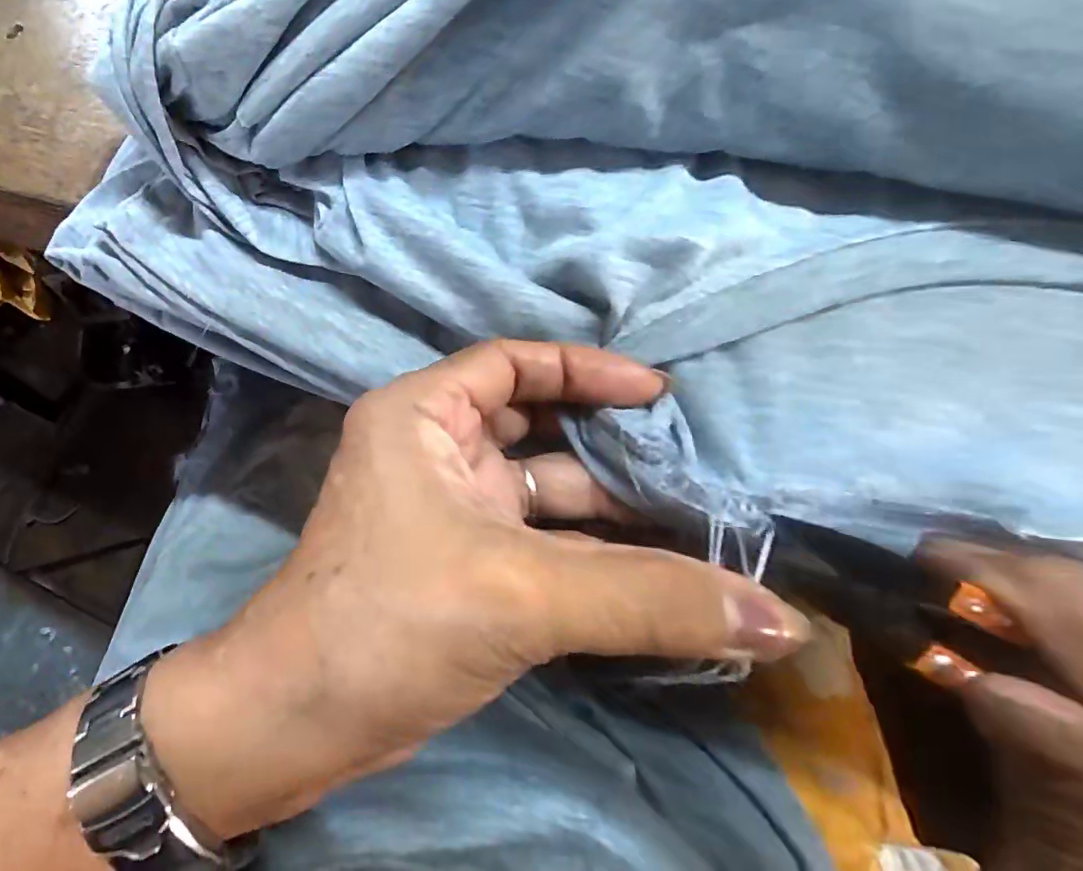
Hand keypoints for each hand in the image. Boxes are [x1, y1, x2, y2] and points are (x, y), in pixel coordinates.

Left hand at [141, 341, 810, 839]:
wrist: (300, 718)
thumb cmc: (391, 618)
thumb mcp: (520, 594)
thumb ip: (648, 599)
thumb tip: (782, 620)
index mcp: (419, 415)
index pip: (510, 364)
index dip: (584, 369)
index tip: (657, 394)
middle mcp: (432, 450)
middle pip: (534, 424)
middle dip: (607, 440)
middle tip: (688, 458)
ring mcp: (447, 510)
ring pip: (541, 490)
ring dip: (609, 505)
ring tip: (696, 517)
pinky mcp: (462, 565)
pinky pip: (539, 540)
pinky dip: (591, 551)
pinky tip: (656, 568)